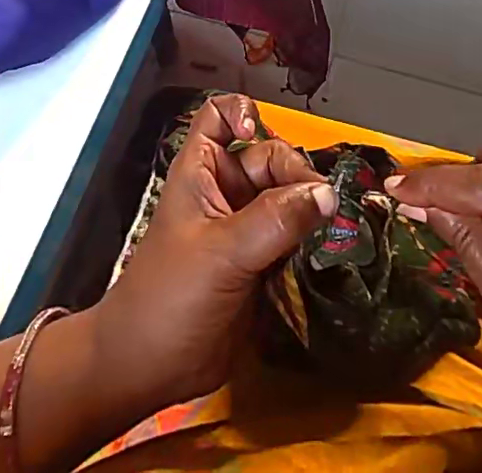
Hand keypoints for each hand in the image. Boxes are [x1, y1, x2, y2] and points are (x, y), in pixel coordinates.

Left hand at [94, 94, 336, 406]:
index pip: (221, 116)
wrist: (150, 366)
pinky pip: (294, 230)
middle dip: (297, 173)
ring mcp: (245, 223)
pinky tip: (325, 246)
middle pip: (271, 156)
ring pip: (288, 194)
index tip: (262, 138)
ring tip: (331, 226)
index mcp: (201, 170)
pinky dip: (311, 234)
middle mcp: (225, 189)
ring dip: (310, 205)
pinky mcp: (262, 256)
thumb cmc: (169, 296)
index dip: (244, 116)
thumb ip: (276, 220)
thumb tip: (328, 194)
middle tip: (321, 205)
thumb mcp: (222, 251)